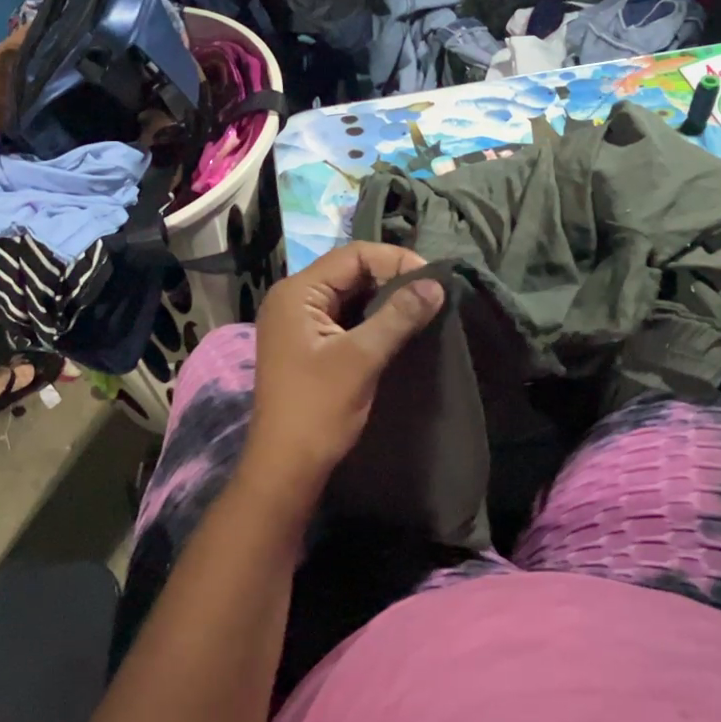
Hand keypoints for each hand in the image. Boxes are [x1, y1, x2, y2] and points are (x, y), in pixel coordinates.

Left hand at [239, 243, 444, 508]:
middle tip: (433, 296)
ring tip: (422, 310)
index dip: (395, 261)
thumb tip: (435, 283)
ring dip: (383, 299)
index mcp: (296, 292)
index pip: (352, 255)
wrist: (285, 466)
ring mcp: (296, 322)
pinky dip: (370, 319)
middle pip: (349, 271)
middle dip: (391, 278)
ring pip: (348, 295)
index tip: (434, 281)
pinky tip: (397, 329)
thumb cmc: (318, 409)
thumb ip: (397, 316)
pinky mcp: (306, 344)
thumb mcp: (361, 358)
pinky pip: (342, 317)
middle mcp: (292, 299)